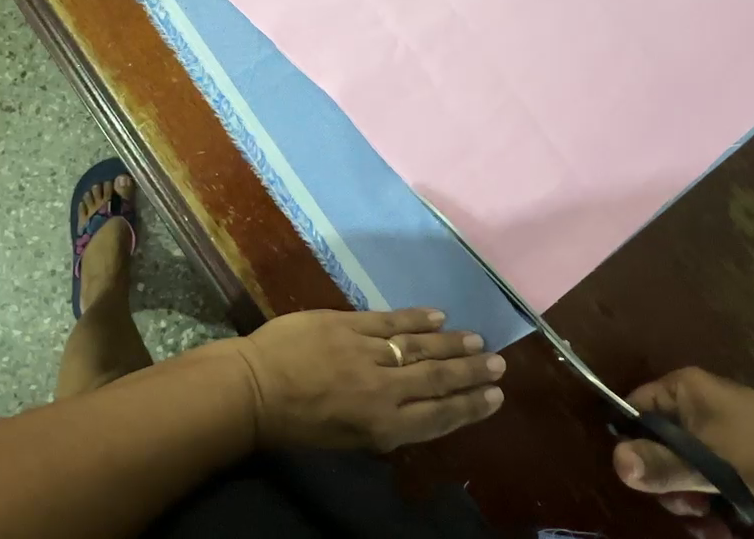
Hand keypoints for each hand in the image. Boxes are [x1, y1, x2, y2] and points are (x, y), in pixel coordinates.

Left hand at [214, 308, 505, 451]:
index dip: (470, 407)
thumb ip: (382, 421)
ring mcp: (366, 354)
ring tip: (477, 339)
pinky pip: (390, 321)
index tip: (495, 397)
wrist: (254, 389)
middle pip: (437, 380)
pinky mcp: (348, 324)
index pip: (438, 417)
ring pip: (420, 348)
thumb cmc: (295, 423)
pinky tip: (437, 315)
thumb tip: (408, 404)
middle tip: (499, 364)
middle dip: (471, 372)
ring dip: (451, 343)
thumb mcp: (347, 438)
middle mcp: (383, 392)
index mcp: (383, 428)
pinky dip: (416, 318)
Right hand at [612, 368, 753, 538]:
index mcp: (688, 390)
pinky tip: (732, 533)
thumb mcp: (713, 463)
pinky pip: (717, 494)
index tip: (644, 475)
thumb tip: (615, 463)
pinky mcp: (751, 477)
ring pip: (689, 479)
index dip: (634, 442)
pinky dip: (719, 517)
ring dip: (694, 510)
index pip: (637, 408)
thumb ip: (661, 464)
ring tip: (715, 530)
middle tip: (691, 508)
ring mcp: (729, 445)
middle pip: (661, 450)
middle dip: (670, 487)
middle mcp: (703, 412)